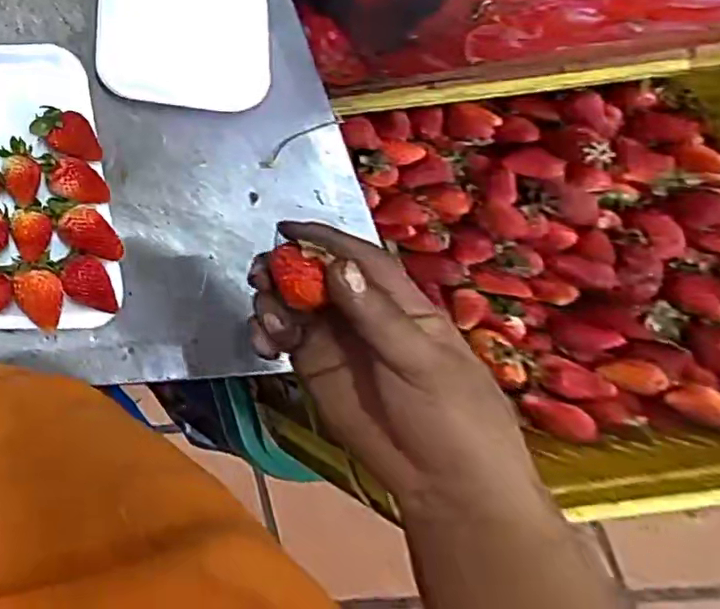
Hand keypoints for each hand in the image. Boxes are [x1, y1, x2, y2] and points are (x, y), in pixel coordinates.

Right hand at [248, 221, 547, 518]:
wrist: (446, 490)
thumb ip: (378, 317)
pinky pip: (277, 332)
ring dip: (270, 301)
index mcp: (402, 307)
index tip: (287, 229)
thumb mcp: (424, 367)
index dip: (325, 239)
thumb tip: (337, 266)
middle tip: (261, 275)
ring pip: (289, 299)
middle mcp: (362, 314)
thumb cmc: (457, 423)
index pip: (360, 259)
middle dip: (282, 268)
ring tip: (271, 324)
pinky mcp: (311, 361)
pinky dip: (263, 330)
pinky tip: (265, 345)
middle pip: (313, 273)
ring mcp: (334, 337)